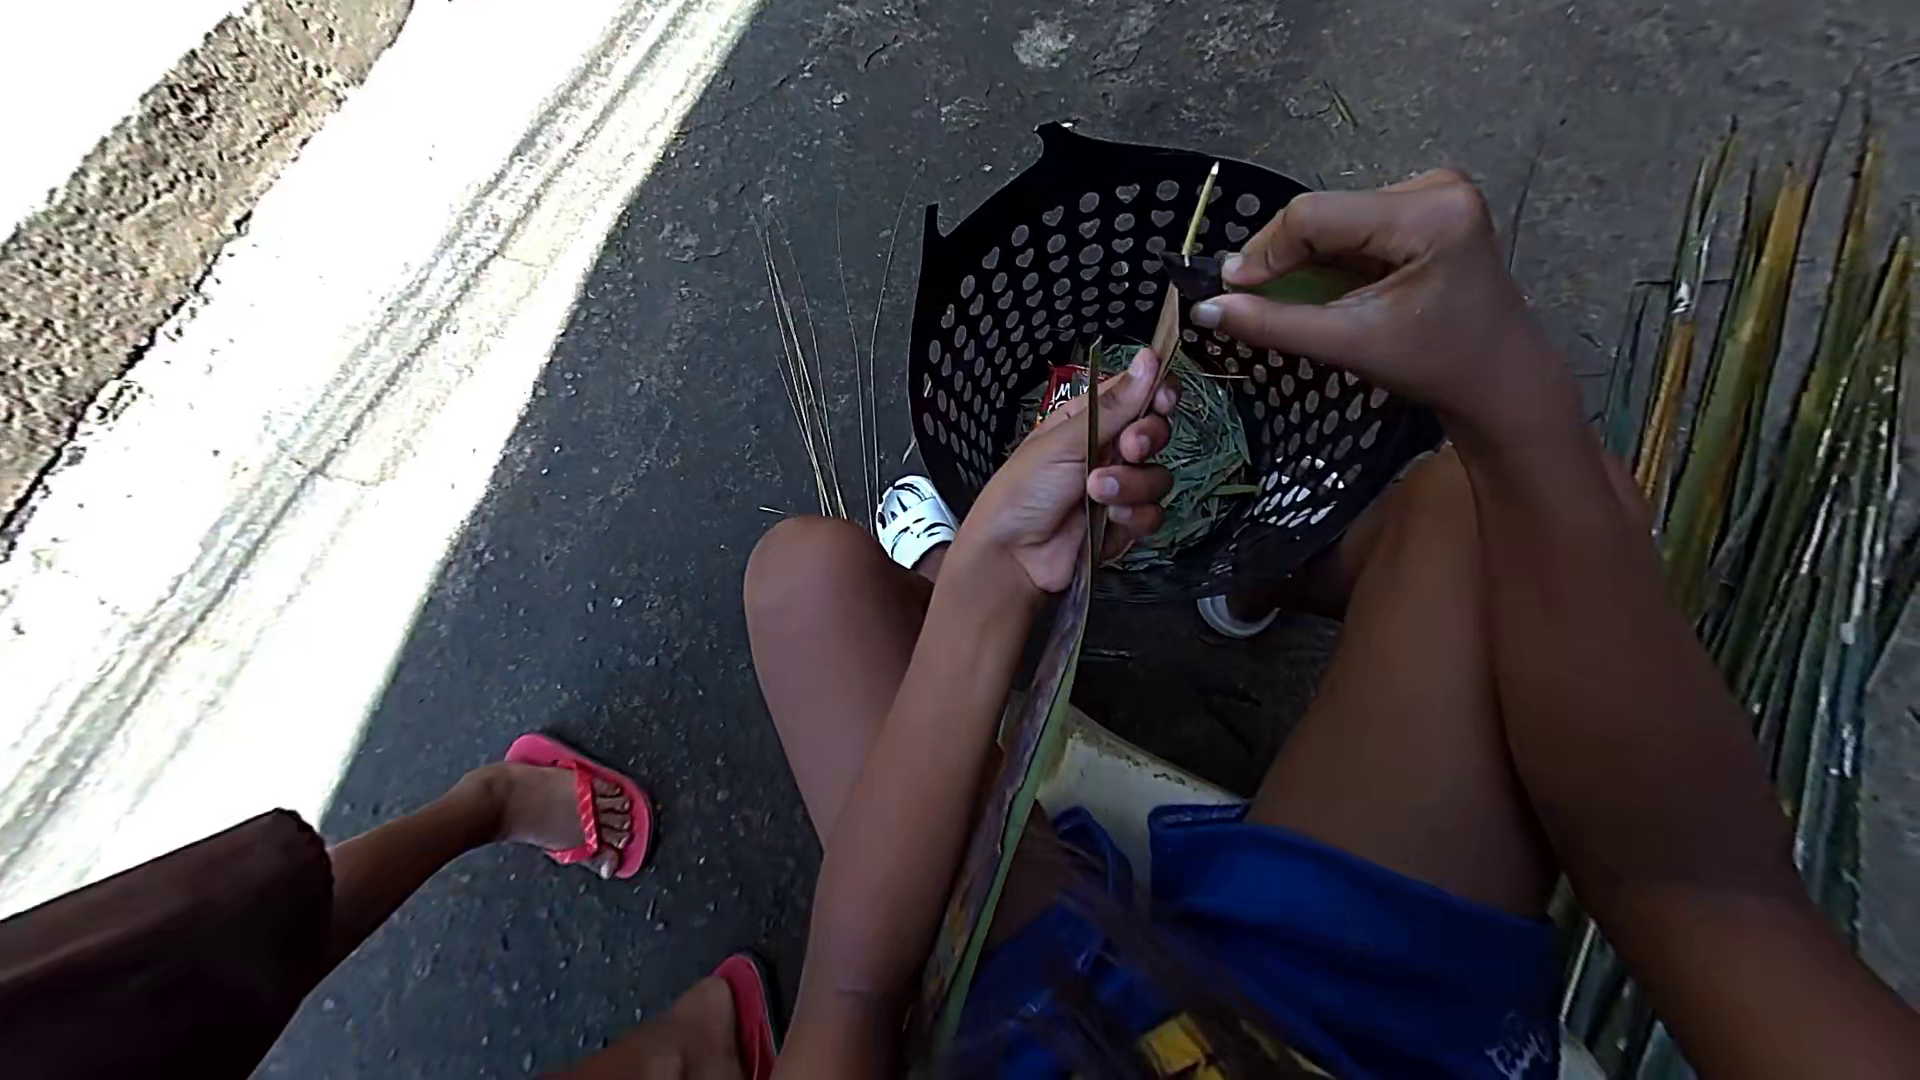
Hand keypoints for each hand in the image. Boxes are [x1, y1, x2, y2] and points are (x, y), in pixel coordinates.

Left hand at [954, 347, 1178, 594]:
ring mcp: (1117, 490)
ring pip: (1157, 476)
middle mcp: (1105, 451)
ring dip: (1132, 483)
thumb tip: (1149, 358)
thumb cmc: (1023, 490)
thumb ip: (1114, 405)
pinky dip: (1136, 515)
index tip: (1163, 398)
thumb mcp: (1064, 441)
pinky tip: (1111, 518)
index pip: (1135, 396)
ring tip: (1096, 492)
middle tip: (1128, 447)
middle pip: (1155, 432)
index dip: (1156, 393)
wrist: (1013, 555)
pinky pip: (1153, 514)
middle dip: (1146, 438)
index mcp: (1086, 422)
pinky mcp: (1123, 525)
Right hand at [1189, 170, 1583, 443]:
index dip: (1262, 253)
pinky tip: (1312, 291)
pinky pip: (1344, 231)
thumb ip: (1271, 324)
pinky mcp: (1418, 212)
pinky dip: (1316, 263)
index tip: (1227, 292)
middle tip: (1245, 301)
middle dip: (1276, 259)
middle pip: (1318, 214)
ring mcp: (1427, 195)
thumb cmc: (1430, 363)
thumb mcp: (1346, 344)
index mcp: (1426, 213)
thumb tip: (1205, 309)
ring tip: (1277, 301)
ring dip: (1293, 263)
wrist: (1493, 375)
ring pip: (1326, 222)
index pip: (1313, 215)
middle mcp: (1430, 187)